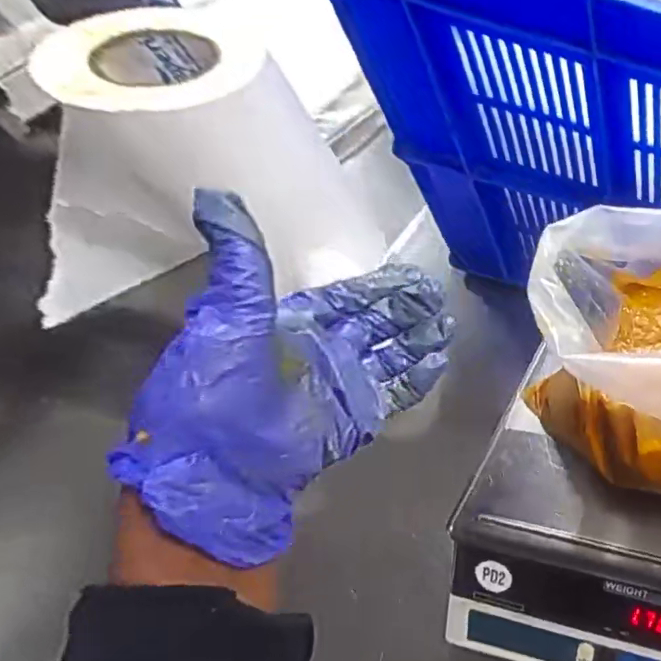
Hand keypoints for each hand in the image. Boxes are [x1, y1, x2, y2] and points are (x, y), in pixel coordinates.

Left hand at [108, 189, 451, 568]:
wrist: (220, 462)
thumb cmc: (213, 389)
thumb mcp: (224, 317)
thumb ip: (241, 266)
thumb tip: (217, 198)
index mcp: (290, 326)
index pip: (343, 300)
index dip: (375, 288)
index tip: (408, 276)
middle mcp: (323, 353)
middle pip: (375, 325)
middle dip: (406, 311)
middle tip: (437, 296)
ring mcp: (345, 386)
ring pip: (392, 355)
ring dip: (419, 340)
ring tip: (447, 324)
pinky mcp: (361, 416)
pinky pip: (397, 392)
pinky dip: (419, 377)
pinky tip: (439, 361)